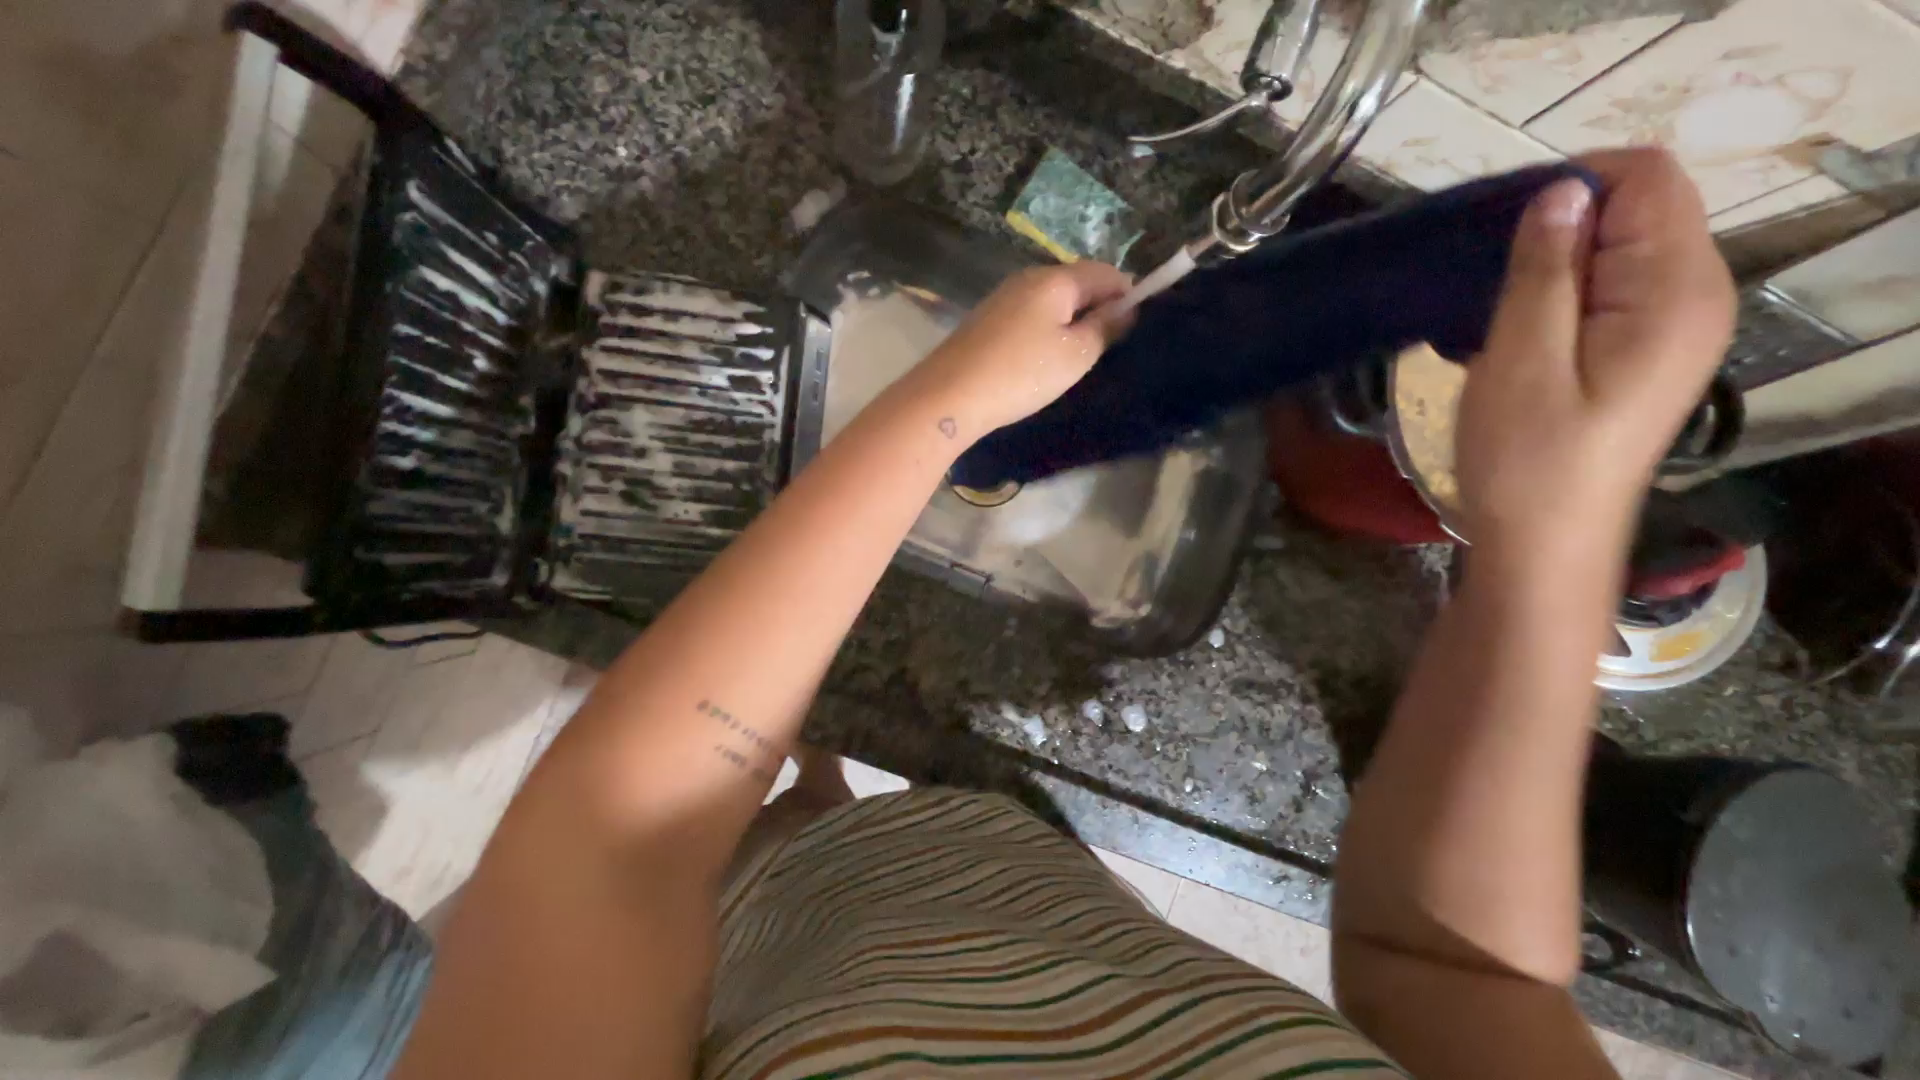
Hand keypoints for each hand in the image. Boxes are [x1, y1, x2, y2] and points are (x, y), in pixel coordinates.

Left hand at [896, 262, 1134, 443]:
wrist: (949, 395)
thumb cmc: (1022, 373)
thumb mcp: (1076, 355)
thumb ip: (1105, 327)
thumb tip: (1125, 307)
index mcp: (1056, 279)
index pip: (1106, 272)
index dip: (1128, 293)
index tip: (1136, 326)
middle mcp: (1028, 277)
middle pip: (1077, 282)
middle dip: (1098, 307)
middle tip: (1108, 347)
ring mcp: (1003, 297)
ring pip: (1051, 300)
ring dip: (1070, 321)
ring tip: (1076, 358)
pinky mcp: (986, 319)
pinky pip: (1029, 315)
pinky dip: (1045, 330)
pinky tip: (1042, 359)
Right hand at [1456, 148, 1735, 559]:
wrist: (1544, 546)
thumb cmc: (1527, 460)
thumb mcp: (1522, 359)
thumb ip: (1546, 270)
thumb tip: (1560, 191)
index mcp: (1675, 292)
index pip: (1647, 179)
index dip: (1571, 184)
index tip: (1496, 230)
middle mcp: (1695, 297)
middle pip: (1640, 208)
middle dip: (1559, 223)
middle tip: (1485, 276)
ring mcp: (1675, 328)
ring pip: (1621, 248)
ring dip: (1553, 262)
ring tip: (1493, 307)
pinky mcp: (1646, 353)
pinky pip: (1612, 288)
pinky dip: (1561, 292)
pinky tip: (1517, 331)